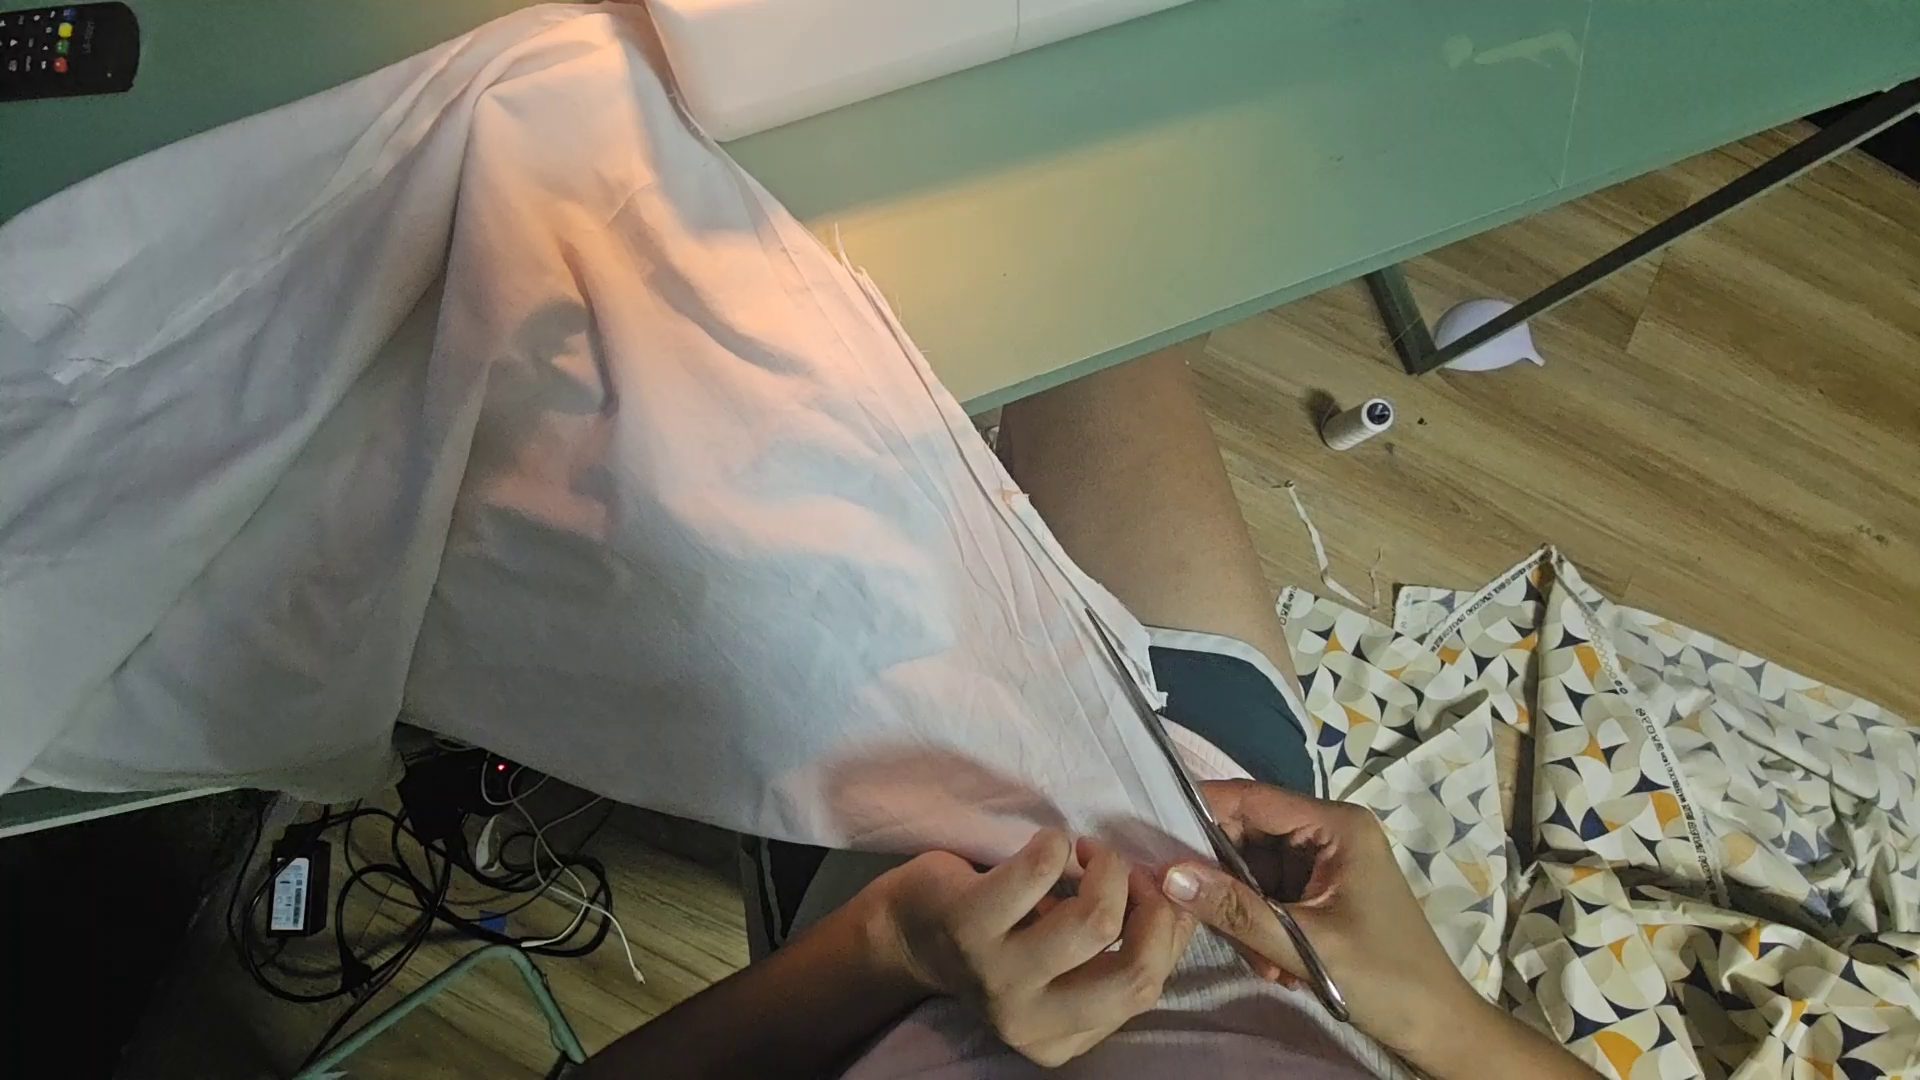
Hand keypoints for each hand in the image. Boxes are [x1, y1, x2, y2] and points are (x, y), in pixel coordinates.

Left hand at [867, 829, 1195, 1066]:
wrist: (907, 928)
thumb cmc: (996, 935)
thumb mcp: (1058, 960)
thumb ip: (1113, 947)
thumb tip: (1183, 901)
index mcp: (1065, 1035)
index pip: (1148, 987)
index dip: (1167, 926)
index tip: (1154, 883)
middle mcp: (1033, 1020)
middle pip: (1135, 969)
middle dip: (1147, 902)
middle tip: (1122, 866)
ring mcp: (999, 973)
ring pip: (1095, 921)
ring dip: (1104, 866)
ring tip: (1084, 850)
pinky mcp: (970, 922)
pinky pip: (1040, 869)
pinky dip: (1055, 843)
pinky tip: (1045, 842)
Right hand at [1158, 781, 1481, 1055]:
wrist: (1446, 1038)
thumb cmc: (1389, 982)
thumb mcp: (1306, 946)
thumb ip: (1235, 909)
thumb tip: (1168, 874)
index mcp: (1336, 826)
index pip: (1252, 799)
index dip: (1203, 809)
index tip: (1156, 828)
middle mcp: (1328, 831)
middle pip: (1248, 831)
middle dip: (1225, 875)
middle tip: (1200, 910)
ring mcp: (1324, 859)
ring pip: (1252, 864)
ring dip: (1243, 907)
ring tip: (1259, 956)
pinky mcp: (1319, 887)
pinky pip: (1267, 888)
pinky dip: (1259, 920)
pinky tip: (1272, 959)